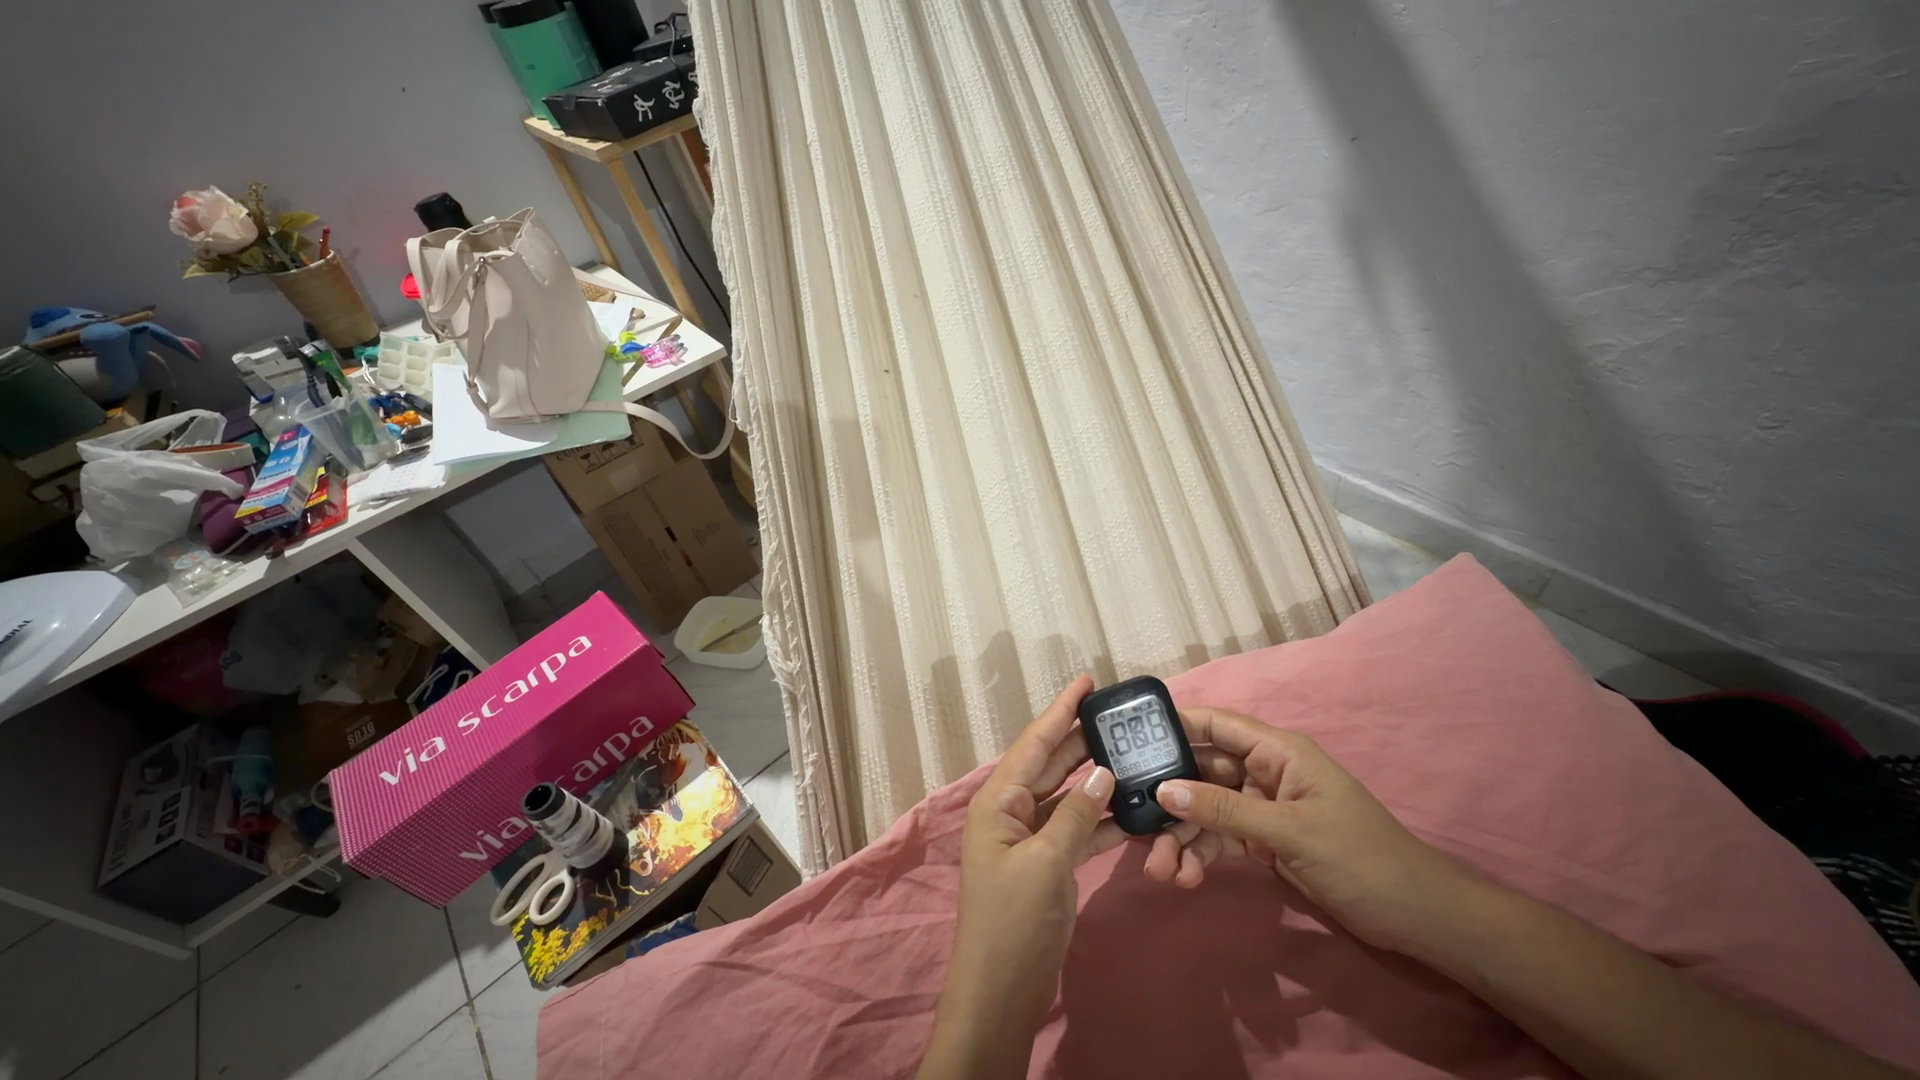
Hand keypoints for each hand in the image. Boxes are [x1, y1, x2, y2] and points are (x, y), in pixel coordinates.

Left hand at [919, 677, 1229, 1078]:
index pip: (1034, 744)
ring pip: (1069, 795)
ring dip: (1097, 778)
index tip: (1086, 682)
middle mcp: (1012, 811)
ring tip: (1133, 753)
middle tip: (1120, 716)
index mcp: (999, 801)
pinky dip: (1103, 818)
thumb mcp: (1046, 862)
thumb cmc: (1015, 920)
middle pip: (1052, 764)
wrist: (1002, 989)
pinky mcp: (1049, 864)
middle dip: (1082, 739)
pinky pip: (1078, 828)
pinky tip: (1133, 807)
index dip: (1060, 711)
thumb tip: (1103, 772)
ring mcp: (1031, 839)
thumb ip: (1076, 813)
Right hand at [1154, 707, 1479, 953]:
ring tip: (1161, 872)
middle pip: (1200, 772)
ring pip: (1203, 810)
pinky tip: (1186, 877)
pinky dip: (1199, 855)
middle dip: (1167, 799)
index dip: (1173, 726)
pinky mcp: (1262, 840)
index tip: (1127, 740)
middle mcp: (1263, 772)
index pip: (1215, 724)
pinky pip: (1218, 838)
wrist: (1414, 915)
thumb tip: (1161, 791)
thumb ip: (1223, 810)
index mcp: (1277, 751)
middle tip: (1135, 827)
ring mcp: (1261, 807)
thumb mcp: (1289, 831)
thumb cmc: (1360, 857)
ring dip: (1179, 837)